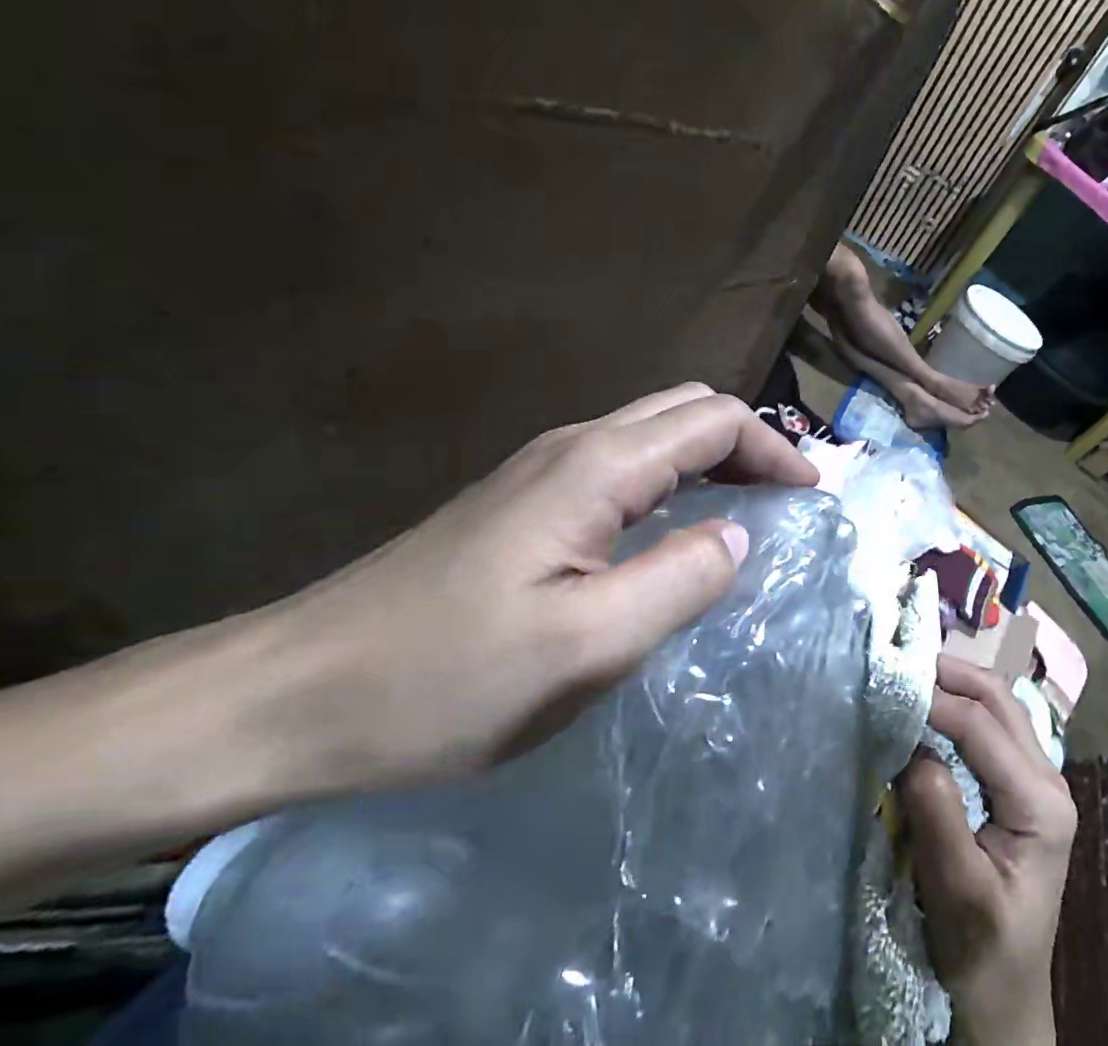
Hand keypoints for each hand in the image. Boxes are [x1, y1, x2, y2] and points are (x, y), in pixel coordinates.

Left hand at [246, 382, 819, 795]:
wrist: (294, 693)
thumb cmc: (446, 679)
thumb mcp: (588, 645)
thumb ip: (680, 581)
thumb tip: (740, 537)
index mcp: (595, 469)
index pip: (714, 421)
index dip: (775, 451)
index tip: (813, 501)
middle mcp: (568, 450)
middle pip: (683, 413)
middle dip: (747, 447)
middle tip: (785, 506)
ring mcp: (535, 476)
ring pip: (648, 439)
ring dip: (708, 464)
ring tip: (745, 518)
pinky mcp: (515, 509)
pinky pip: (617, 474)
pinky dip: (667, 487)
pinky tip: (668, 539)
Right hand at [899, 656, 1076, 1045]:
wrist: (1003, 991)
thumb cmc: (981, 949)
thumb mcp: (957, 888)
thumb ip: (937, 813)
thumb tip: (910, 744)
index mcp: (1040, 803)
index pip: (983, 727)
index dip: (935, 700)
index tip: (888, 686)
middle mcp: (1047, 780)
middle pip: (1001, 702)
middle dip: (951, 674)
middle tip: (900, 663)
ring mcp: (1036, 782)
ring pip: (999, 708)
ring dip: (956, 685)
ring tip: (910, 677)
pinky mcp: (1018, 789)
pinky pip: (991, 730)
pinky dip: (958, 708)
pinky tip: (928, 709)